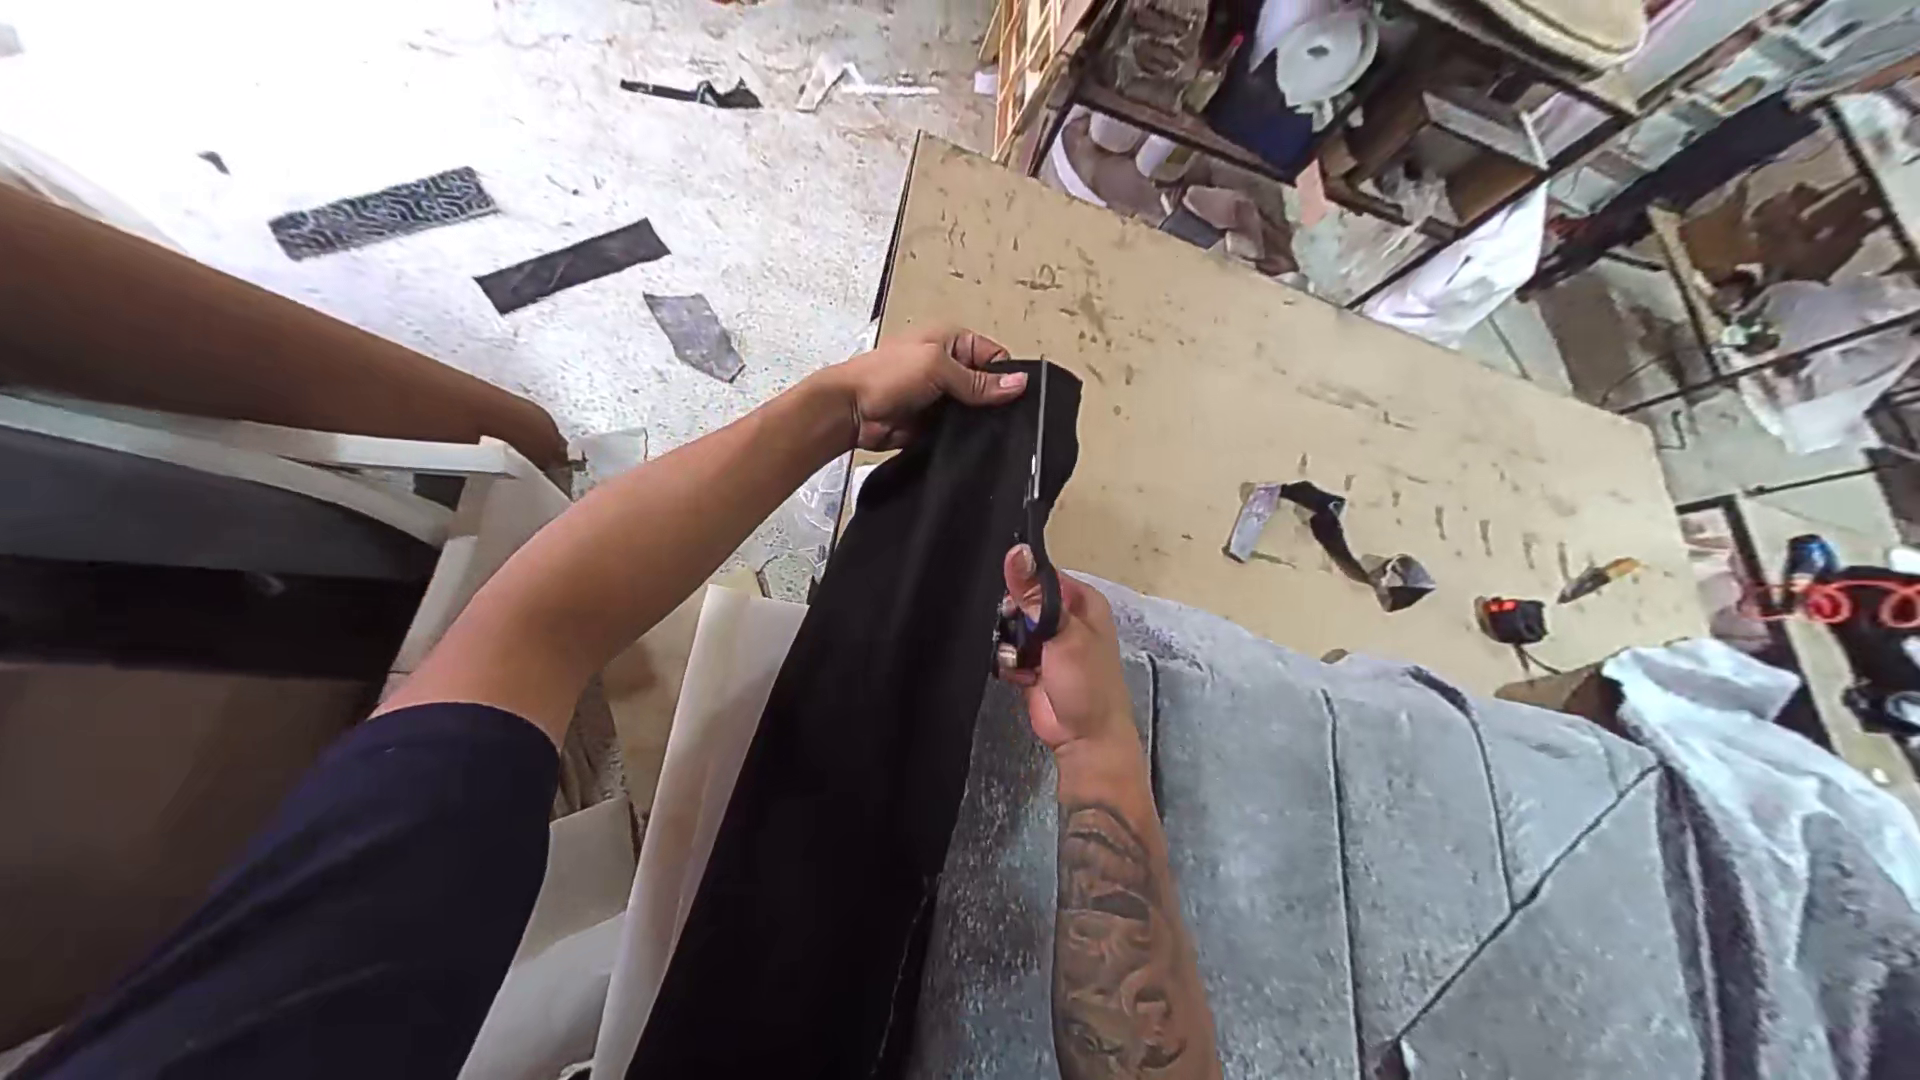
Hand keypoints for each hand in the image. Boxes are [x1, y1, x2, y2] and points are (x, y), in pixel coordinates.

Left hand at [811, 325, 1025, 450]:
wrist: (851, 411)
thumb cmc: (885, 376)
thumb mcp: (936, 367)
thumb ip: (978, 379)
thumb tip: (1019, 383)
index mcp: (952, 342)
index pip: (995, 357)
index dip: (1007, 376)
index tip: (1016, 397)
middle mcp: (950, 368)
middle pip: (988, 386)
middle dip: (997, 401)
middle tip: (1009, 420)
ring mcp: (943, 398)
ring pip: (976, 411)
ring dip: (981, 421)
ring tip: (994, 434)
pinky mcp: (935, 424)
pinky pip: (960, 431)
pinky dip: (967, 437)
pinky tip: (977, 445)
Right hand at [996, 544, 1135, 753]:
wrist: (1084, 737)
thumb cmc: (1086, 682)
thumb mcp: (1063, 632)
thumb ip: (1035, 595)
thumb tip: (1017, 551)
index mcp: (1082, 602)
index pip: (1042, 575)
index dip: (1021, 580)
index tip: (1006, 593)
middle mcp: (1065, 617)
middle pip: (1022, 600)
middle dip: (1010, 615)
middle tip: (1011, 629)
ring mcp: (1047, 643)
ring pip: (1011, 626)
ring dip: (1007, 642)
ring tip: (1016, 657)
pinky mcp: (1032, 664)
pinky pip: (1008, 651)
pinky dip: (1008, 662)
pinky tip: (1016, 673)